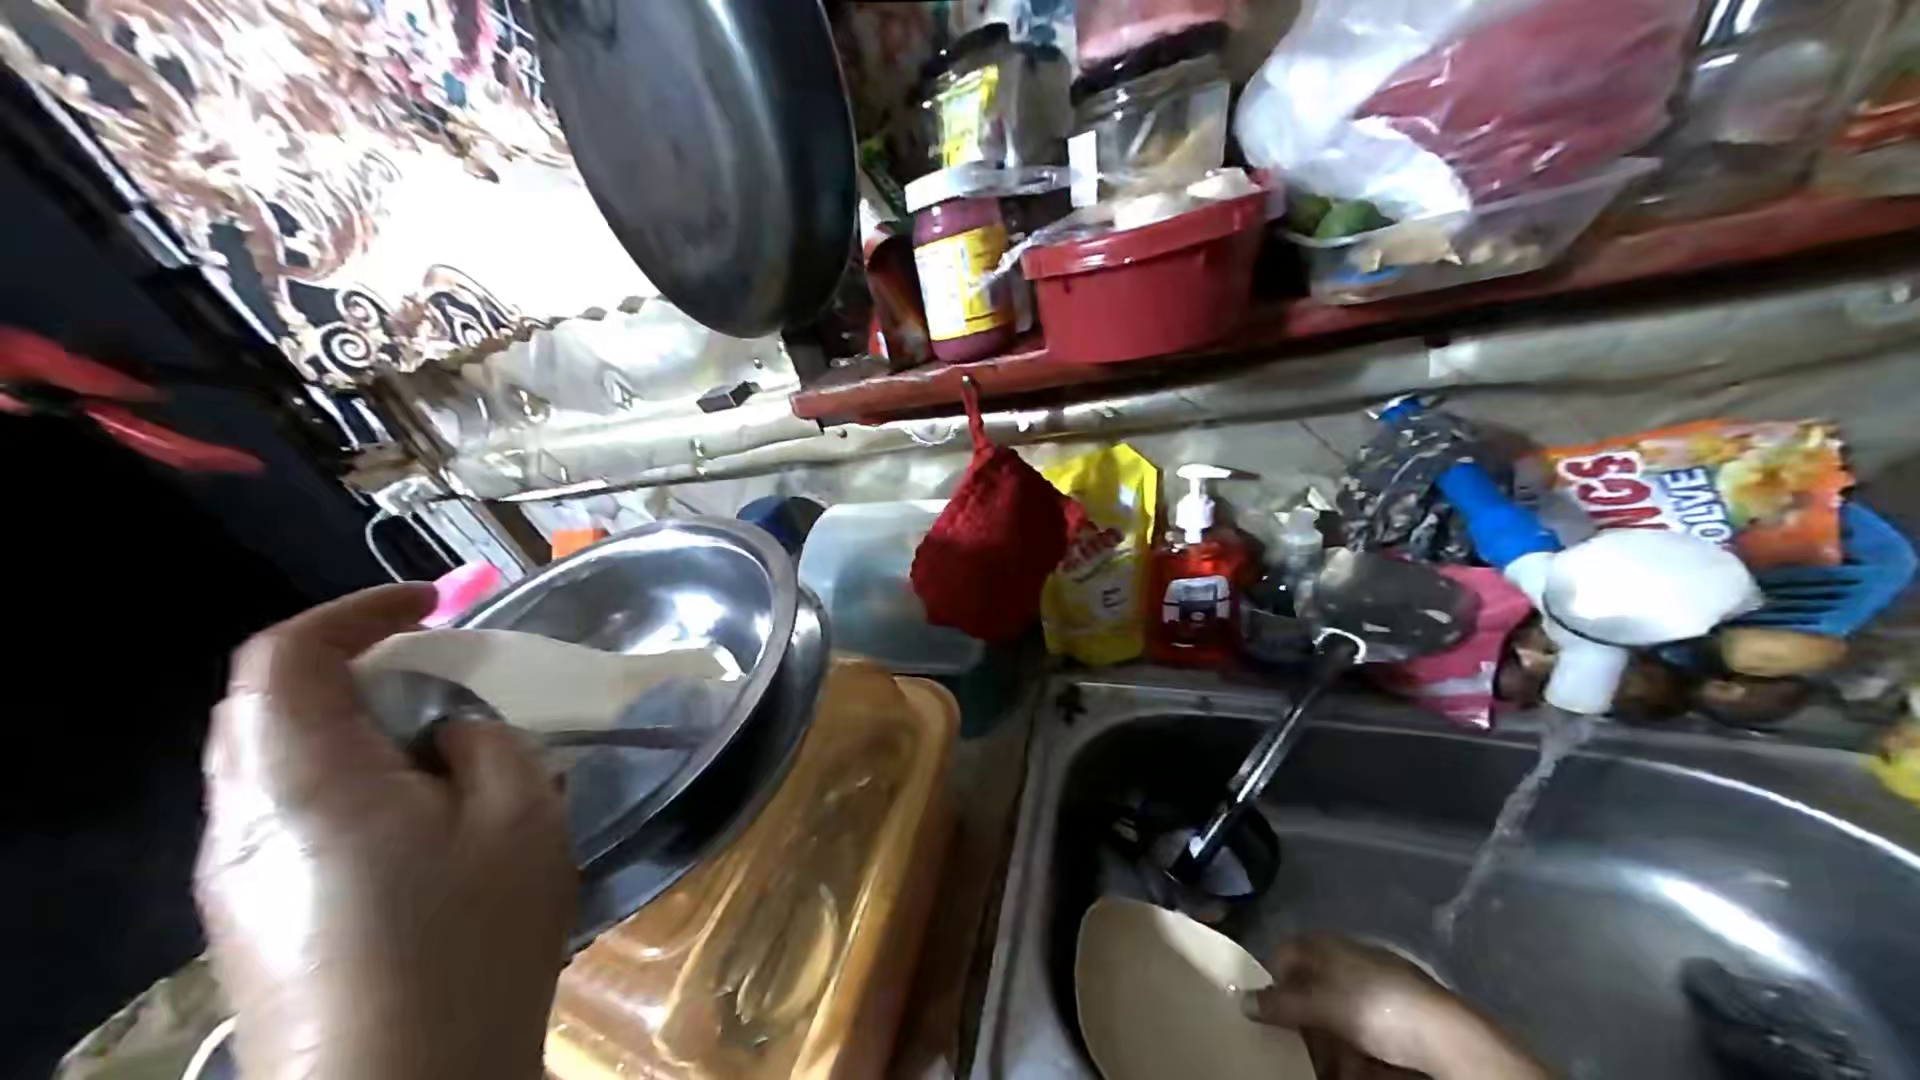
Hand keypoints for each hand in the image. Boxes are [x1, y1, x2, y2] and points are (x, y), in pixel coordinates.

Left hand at [195, 584, 575, 1079]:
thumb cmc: (468, 940)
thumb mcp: (518, 818)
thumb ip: (486, 746)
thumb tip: (449, 732)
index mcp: (302, 784)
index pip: (285, 659)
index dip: (357, 612)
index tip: (434, 603)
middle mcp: (244, 823)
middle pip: (270, 705)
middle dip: (357, 664)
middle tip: (444, 668)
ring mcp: (241, 877)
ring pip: (279, 758)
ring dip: (358, 721)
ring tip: (445, 738)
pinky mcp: (260, 915)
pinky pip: (293, 808)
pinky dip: (354, 773)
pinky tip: (425, 810)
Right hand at [1247, 937, 1550, 1079]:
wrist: (1447, 1038)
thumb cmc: (1372, 1005)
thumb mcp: (1317, 1003)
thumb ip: (1278, 1001)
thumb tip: (1241, 999)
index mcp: (1325, 942)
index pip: (1286, 954)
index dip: (1275, 983)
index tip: (1270, 1014)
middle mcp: (1348, 958)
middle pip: (1312, 988)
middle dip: (1304, 1021)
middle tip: (1296, 1047)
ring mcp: (1376, 987)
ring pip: (1338, 1015)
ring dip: (1329, 1043)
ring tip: (1328, 1067)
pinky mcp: (1400, 1017)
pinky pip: (1365, 1034)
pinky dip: (1356, 1053)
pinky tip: (1357, 1069)